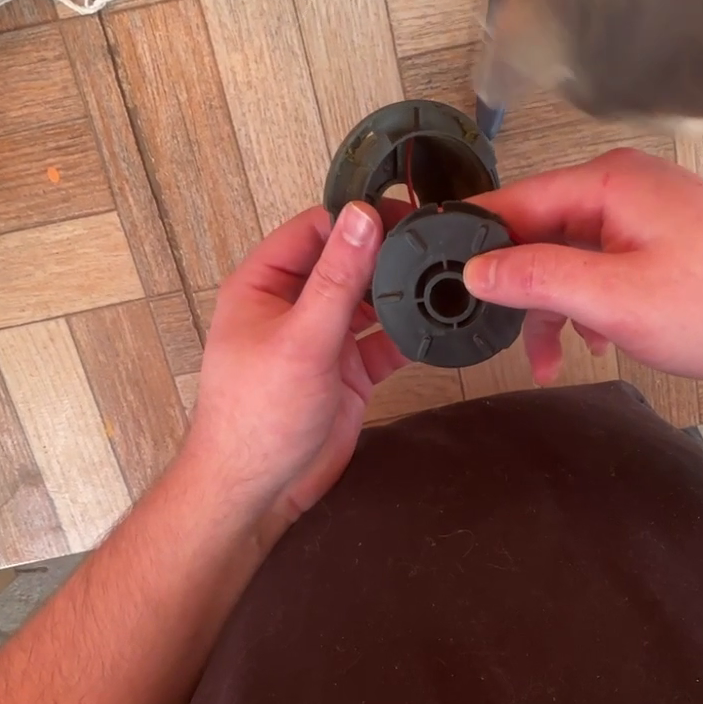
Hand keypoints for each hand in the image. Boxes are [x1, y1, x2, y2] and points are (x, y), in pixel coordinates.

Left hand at [179, 203, 407, 530]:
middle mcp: (295, 307)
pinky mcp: (348, 373)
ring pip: (370, 304)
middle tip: (436, 248)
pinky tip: (436, 330)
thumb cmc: (257, 416)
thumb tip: (362, 219)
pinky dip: (408, 338)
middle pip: (348, 265)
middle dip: (388, 258)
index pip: (316, 231)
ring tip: (444, 284)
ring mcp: (324, 341)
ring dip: (402, 297)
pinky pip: (383, 344)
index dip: (358, 220)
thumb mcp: (301, 338)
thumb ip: (336, 279)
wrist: (261, 488)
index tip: (404, 215)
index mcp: (266, 284)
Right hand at [463, 148, 702, 385]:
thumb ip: (539, 279)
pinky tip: (593, 341)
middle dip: (522, 290)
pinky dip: (589, 305)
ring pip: (572, 257)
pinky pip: (603, 267)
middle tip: (502, 336)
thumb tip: (477, 268)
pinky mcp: (661, 240)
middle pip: (542, 232)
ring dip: (556, 309)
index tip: (441, 272)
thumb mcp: (614, 299)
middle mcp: (625, 186)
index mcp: (610, 184)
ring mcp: (646, 213)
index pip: (517, 201)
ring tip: (550, 361)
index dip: (475, 239)